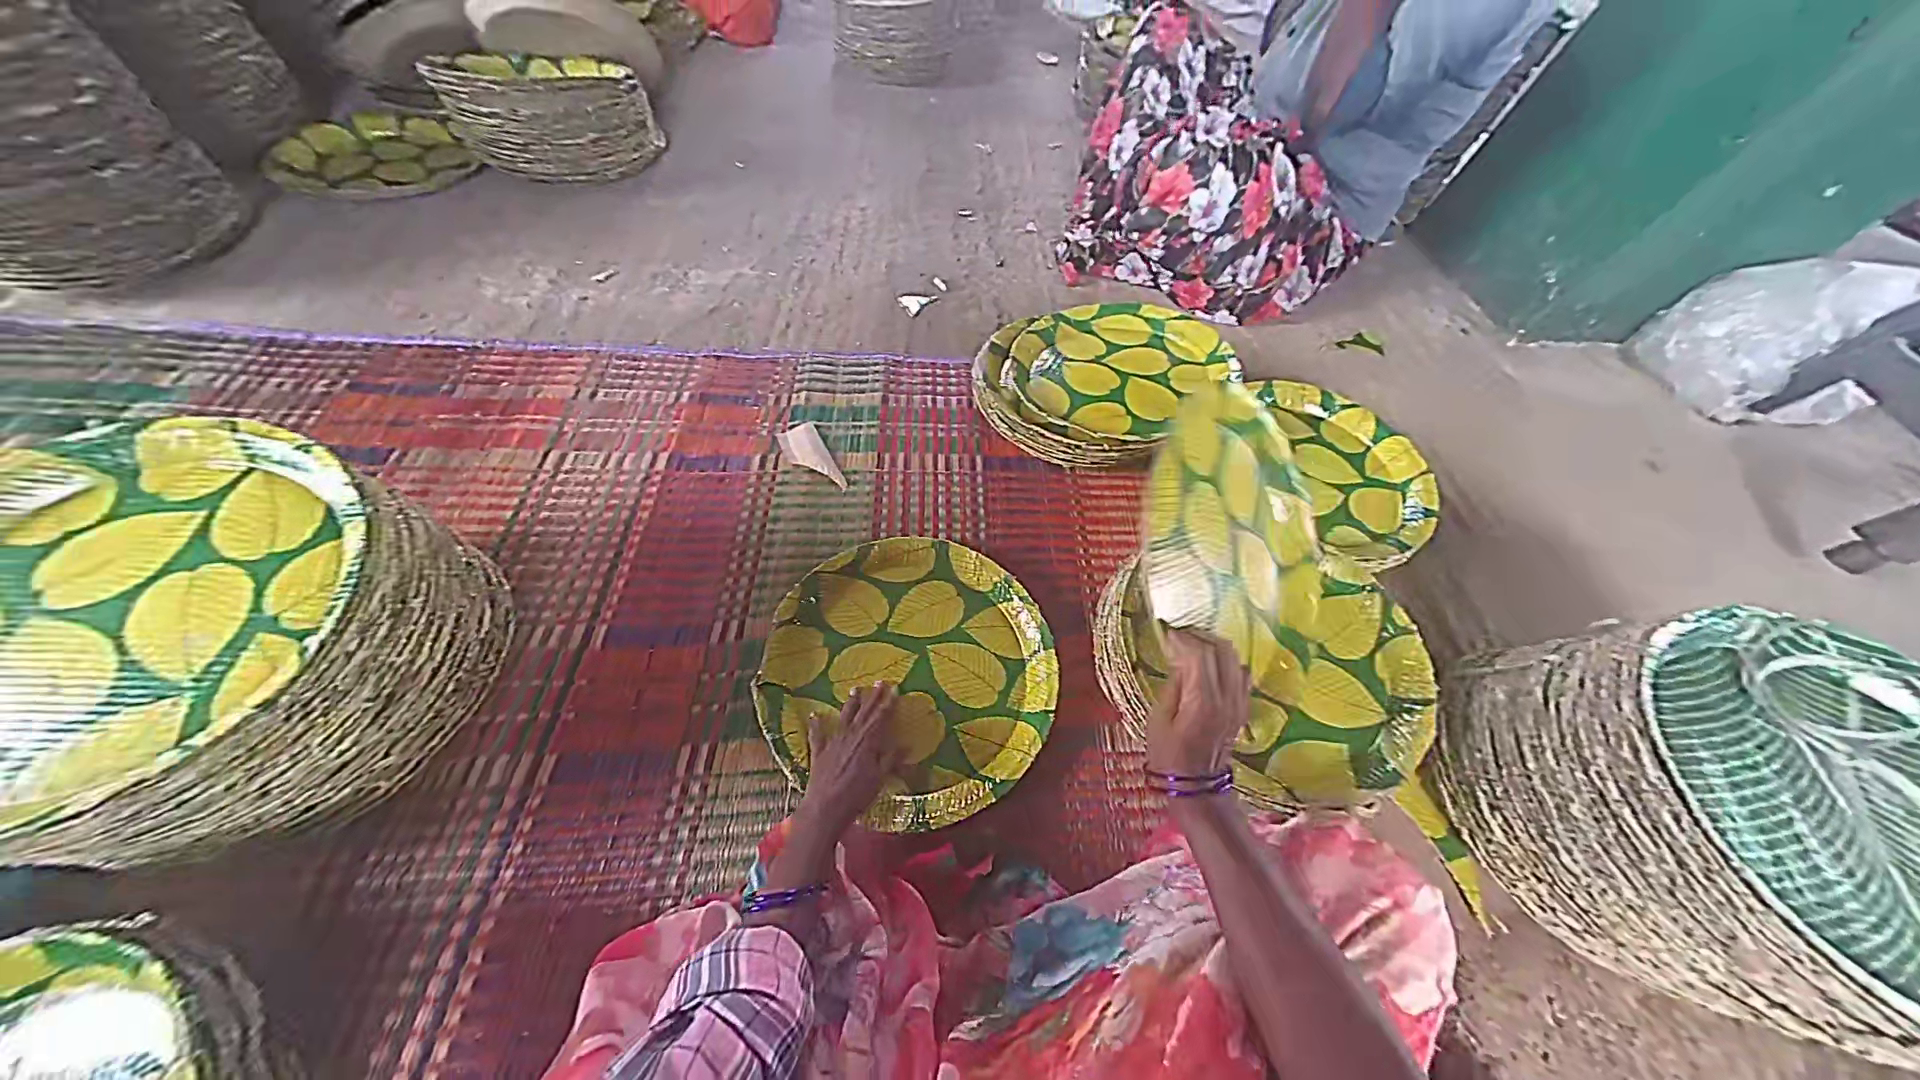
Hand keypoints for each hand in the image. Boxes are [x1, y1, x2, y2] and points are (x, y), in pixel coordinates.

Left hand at [795, 682, 903, 836]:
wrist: (825, 808)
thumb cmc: (857, 795)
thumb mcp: (880, 778)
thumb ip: (890, 759)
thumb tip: (905, 745)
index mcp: (868, 741)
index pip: (881, 717)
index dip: (888, 702)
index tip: (895, 688)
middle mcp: (851, 736)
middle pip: (864, 712)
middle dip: (873, 696)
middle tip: (879, 682)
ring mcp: (833, 742)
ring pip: (844, 717)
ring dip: (850, 703)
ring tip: (855, 689)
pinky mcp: (819, 752)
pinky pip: (817, 735)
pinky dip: (816, 724)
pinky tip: (814, 715)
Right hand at [1146, 630, 1249, 775]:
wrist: (1197, 785)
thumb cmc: (1168, 755)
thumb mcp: (1158, 718)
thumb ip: (1174, 685)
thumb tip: (1179, 659)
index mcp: (1203, 701)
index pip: (1199, 654)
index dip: (1181, 638)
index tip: (1165, 633)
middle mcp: (1227, 698)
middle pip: (1221, 650)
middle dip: (1198, 636)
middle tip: (1177, 636)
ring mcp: (1239, 703)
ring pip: (1233, 658)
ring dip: (1212, 645)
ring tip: (1191, 646)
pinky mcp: (1242, 707)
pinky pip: (1240, 673)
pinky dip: (1225, 661)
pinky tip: (1208, 665)